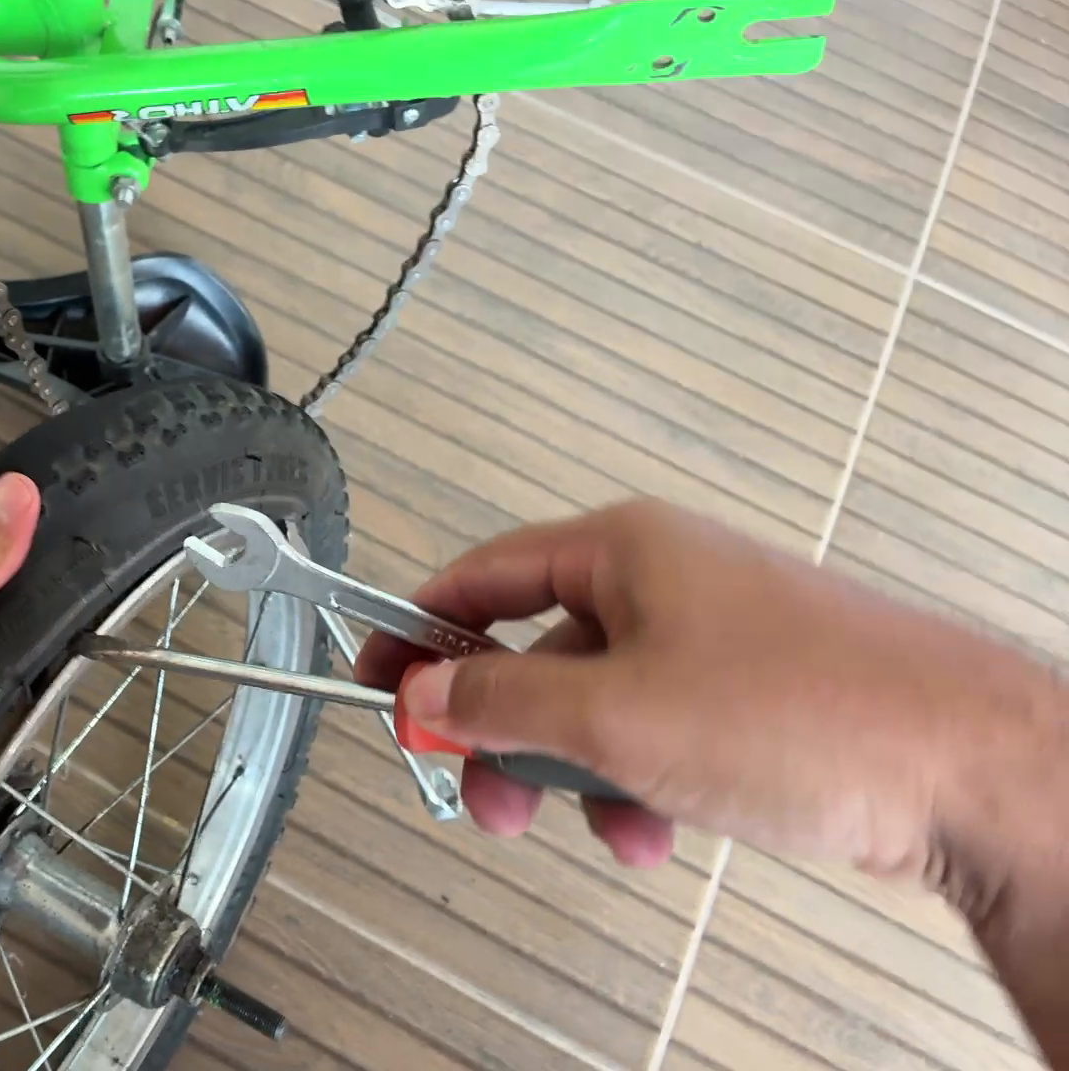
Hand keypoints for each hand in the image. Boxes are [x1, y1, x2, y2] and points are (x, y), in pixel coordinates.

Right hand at [357, 499, 1068, 914]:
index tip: (375, 679)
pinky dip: (626, 778)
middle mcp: (653, 581)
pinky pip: (645, 726)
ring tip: (567, 820)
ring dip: (561, 765)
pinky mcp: (741, 691)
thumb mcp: (612, 713)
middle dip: (492, 725)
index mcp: (617, 551)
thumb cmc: (804, 718)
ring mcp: (701, 636)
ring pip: (584, 699)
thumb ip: (494, 703)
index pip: (474, 580)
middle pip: (526, 649)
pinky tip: (648, 829)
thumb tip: (416, 695)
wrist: (1010, 788)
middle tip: (465, 780)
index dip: (414, 631)